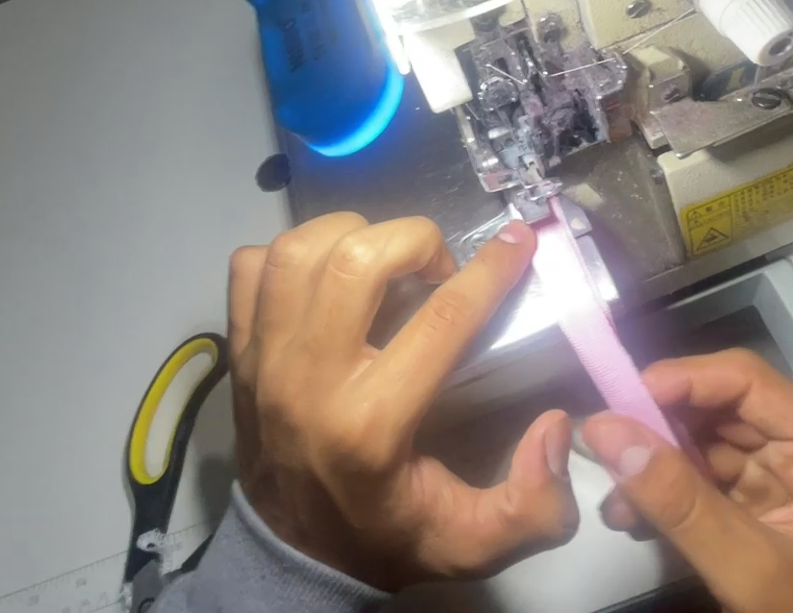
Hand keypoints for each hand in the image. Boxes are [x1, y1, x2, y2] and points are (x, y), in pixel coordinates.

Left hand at [227, 213, 577, 589]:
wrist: (288, 558)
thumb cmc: (383, 534)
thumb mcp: (469, 543)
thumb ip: (532, 507)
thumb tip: (556, 425)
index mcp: (371, 424)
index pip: (441, 320)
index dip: (490, 271)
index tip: (518, 241)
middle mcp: (308, 379)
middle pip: (356, 261)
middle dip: (413, 239)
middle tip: (436, 268)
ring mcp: (262, 358)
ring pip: (298, 251)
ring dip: (350, 234)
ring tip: (382, 258)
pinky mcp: (236, 348)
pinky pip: (250, 266)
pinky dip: (289, 253)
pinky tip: (322, 275)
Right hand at [583, 349, 792, 612]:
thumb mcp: (755, 574)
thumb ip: (679, 501)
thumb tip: (604, 428)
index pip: (745, 380)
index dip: (680, 379)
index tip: (617, 400)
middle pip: (721, 407)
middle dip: (660, 429)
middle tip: (605, 451)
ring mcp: (790, 478)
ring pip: (706, 440)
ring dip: (657, 464)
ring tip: (618, 502)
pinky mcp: (769, 508)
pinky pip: (708, 479)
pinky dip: (670, 493)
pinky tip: (636, 516)